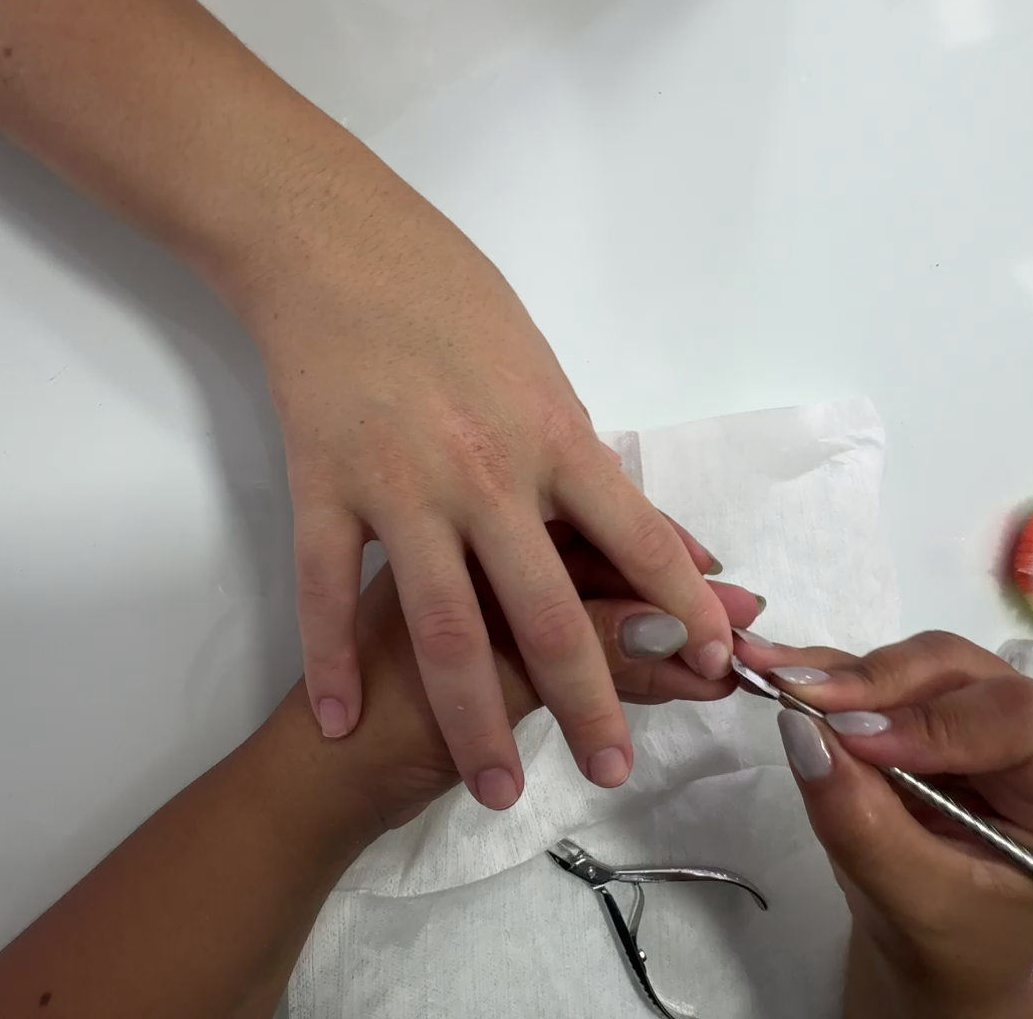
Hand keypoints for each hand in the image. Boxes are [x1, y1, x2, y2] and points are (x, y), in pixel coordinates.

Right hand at [244, 203, 732, 810]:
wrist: (337, 247)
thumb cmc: (451, 298)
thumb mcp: (543, 369)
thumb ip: (591, 463)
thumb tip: (658, 537)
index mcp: (550, 436)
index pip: (635, 539)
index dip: (679, 607)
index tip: (712, 663)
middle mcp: (483, 474)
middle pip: (546, 608)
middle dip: (587, 698)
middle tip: (612, 768)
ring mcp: (398, 486)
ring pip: (443, 624)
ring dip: (469, 715)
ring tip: (495, 785)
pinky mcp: (320, 488)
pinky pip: (324, 588)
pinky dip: (329, 659)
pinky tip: (340, 719)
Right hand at [734, 631, 1032, 1018]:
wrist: (930, 953)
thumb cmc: (947, 943)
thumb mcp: (912, 900)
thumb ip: (862, 822)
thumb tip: (801, 730)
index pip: (1018, 722)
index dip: (932, 720)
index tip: (850, 737)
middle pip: (960, 672)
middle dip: (875, 680)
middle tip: (796, 692)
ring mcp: (974, 717)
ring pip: (913, 662)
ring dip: (840, 671)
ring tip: (771, 673)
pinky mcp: (922, 711)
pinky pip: (874, 674)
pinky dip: (822, 672)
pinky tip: (774, 669)